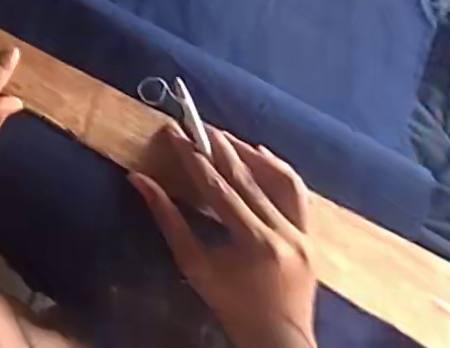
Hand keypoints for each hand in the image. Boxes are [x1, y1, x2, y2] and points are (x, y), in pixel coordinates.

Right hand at [130, 126, 317, 347]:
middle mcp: (284, 234)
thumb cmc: (230, 303)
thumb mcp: (193, 263)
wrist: (279, 342)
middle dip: (217, 147)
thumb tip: (138, 178)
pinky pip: (297, 194)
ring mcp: (303, 235)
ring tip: (224, 136)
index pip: (217, 186)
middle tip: (195, 124)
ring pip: (279, 180)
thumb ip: (167, 218)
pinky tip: (260, 154)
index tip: (173, 131)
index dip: (192, 156)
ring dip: (248, 153)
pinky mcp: (311, 237)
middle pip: (246, 178)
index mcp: (254, 242)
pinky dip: (278, 170)